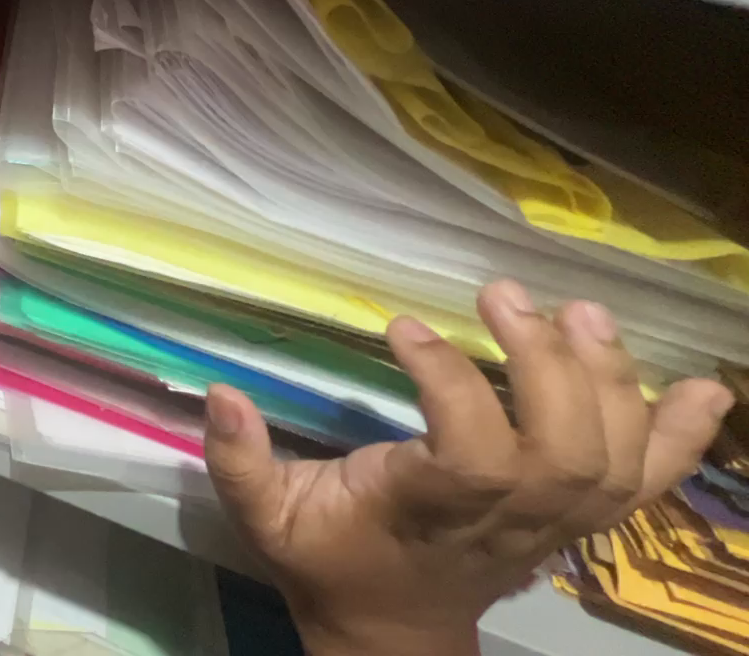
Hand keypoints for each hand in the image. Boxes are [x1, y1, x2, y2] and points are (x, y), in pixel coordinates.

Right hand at [204, 280, 733, 655]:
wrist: (389, 629)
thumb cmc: (320, 559)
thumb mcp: (259, 515)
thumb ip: (238, 458)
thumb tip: (221, 390)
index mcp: (427, 511)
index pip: (476, 455)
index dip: (455, 384)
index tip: (404, 326)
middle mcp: (506, 519)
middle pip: (568, 453)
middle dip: (549, 367)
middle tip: (502, 296)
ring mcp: (551, 523)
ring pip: (614, 462)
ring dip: (610, 384)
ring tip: (578, 312)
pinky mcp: (569, 519)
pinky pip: (643, 484)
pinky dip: (679, 437)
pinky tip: (698, 388)